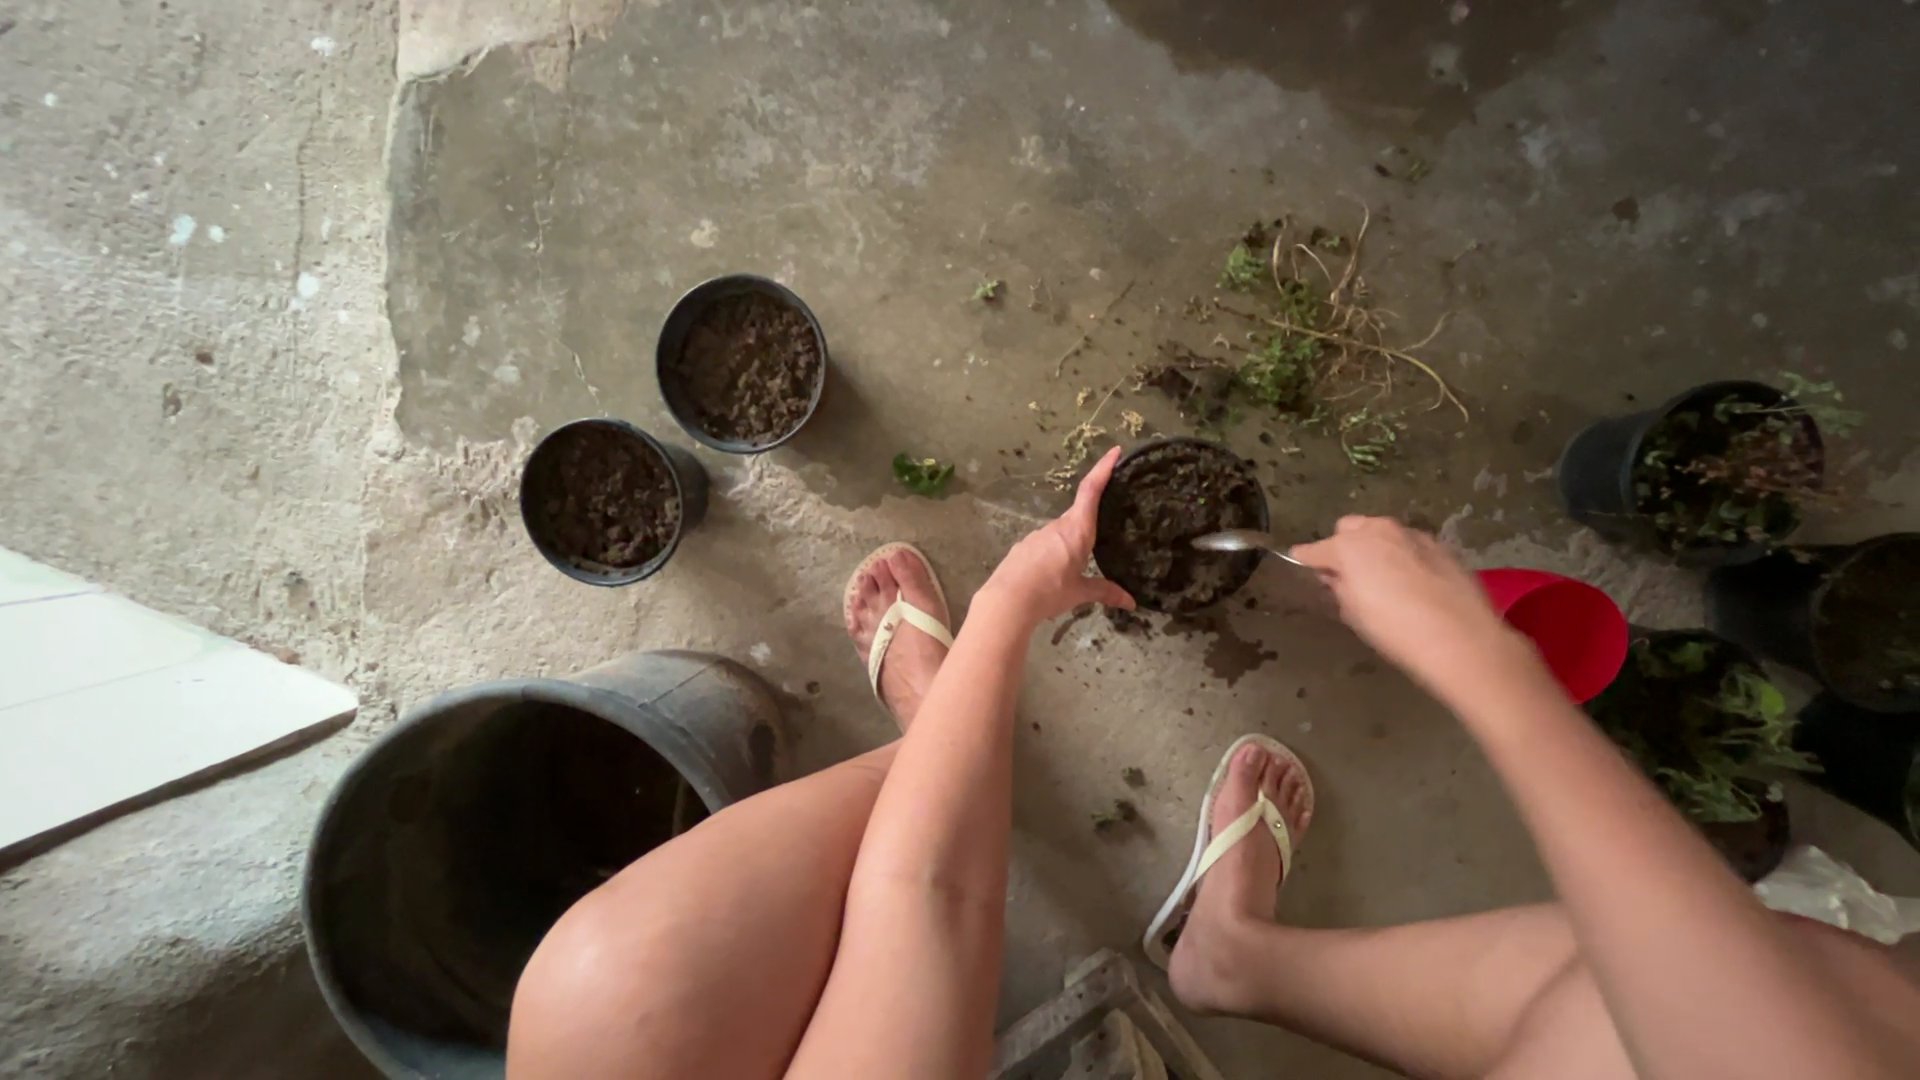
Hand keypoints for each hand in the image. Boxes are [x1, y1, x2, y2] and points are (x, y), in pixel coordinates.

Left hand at [979, 447, 1135, 625]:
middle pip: (1078, 514)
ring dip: (1070, 544)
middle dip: (1090, 521)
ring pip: (1060, 533)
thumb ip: (1105, 592)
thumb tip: (1131, 602)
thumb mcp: (1080, 592)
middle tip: (1104, 530)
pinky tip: (1053, 574)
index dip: (1103, 468)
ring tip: (1077, 567)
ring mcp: (1036, 536)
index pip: (1091, 490)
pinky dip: (1053, 555)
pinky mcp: (1023, 548)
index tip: (1114, 451)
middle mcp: (1056, 526)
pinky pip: (1045, 546)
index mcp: (1076, 530)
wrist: (1007, 601)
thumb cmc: (1049, 592)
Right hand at [1290, 516, 1546, 704]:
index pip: (1312, 550)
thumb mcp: (1352, 613)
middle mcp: (1378, 531)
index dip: (1305, 561)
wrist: (1460, 639)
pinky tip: (1412, 583)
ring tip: (1382, 578)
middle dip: (1343, 546)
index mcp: (1347, 546)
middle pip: (1348, 528)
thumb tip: (1336, 577)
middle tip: (1348, 575)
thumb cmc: (1394, 629)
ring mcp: (1412, 535)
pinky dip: (1403, 556)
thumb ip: (1338, 587)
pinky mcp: (1441, 546)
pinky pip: (1409, 545)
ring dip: (1375, 548)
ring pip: (1381, 533)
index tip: (1304, 570)